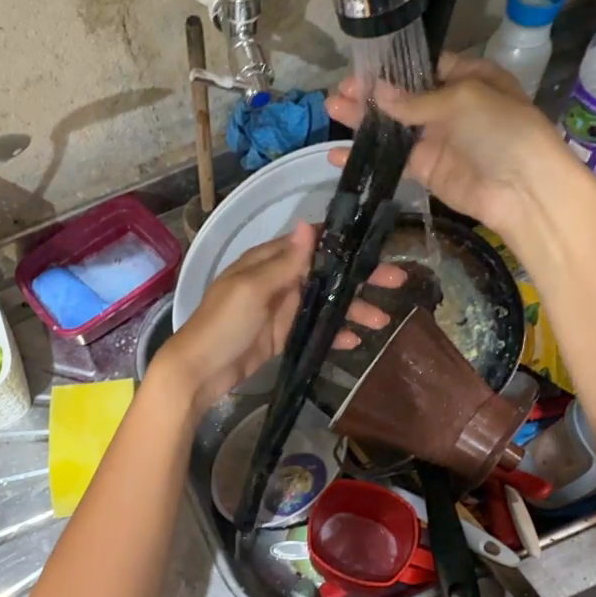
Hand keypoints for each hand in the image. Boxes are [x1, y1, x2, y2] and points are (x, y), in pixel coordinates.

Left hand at [153, 223, 405, 410]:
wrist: (198, 371)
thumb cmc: (223, 324)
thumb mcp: (253, 289)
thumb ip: (284, 262)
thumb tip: (309, 225)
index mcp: (265, 262)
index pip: (311, 246)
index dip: (344, 246)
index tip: (378, 248)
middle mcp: (275, 281)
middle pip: (324, 275)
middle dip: (360, 279)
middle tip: (397, 282)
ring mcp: (279, 311)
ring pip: (324, 304)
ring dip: (353, 310)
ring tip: (383, 321)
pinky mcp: (280, 337)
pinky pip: (314, 331)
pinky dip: (334, 334)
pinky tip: (356, 341)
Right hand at [323, 53, 574, 237]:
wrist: (522, 189)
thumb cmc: (502, 130)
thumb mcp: (462, 100)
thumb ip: (414, 100)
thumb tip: (375, 92)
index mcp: (468, 77)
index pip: (424, 66)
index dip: (392, 68)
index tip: (360, 69)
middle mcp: (450, 105)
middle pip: (403, 96)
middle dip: (370, 93)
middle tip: (338, 92)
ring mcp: (436, 138)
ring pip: (392, 126)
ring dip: (362, 120)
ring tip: (332, 111)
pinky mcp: (425, 169)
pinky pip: (391, 159)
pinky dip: (366, 156)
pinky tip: (338, 154)